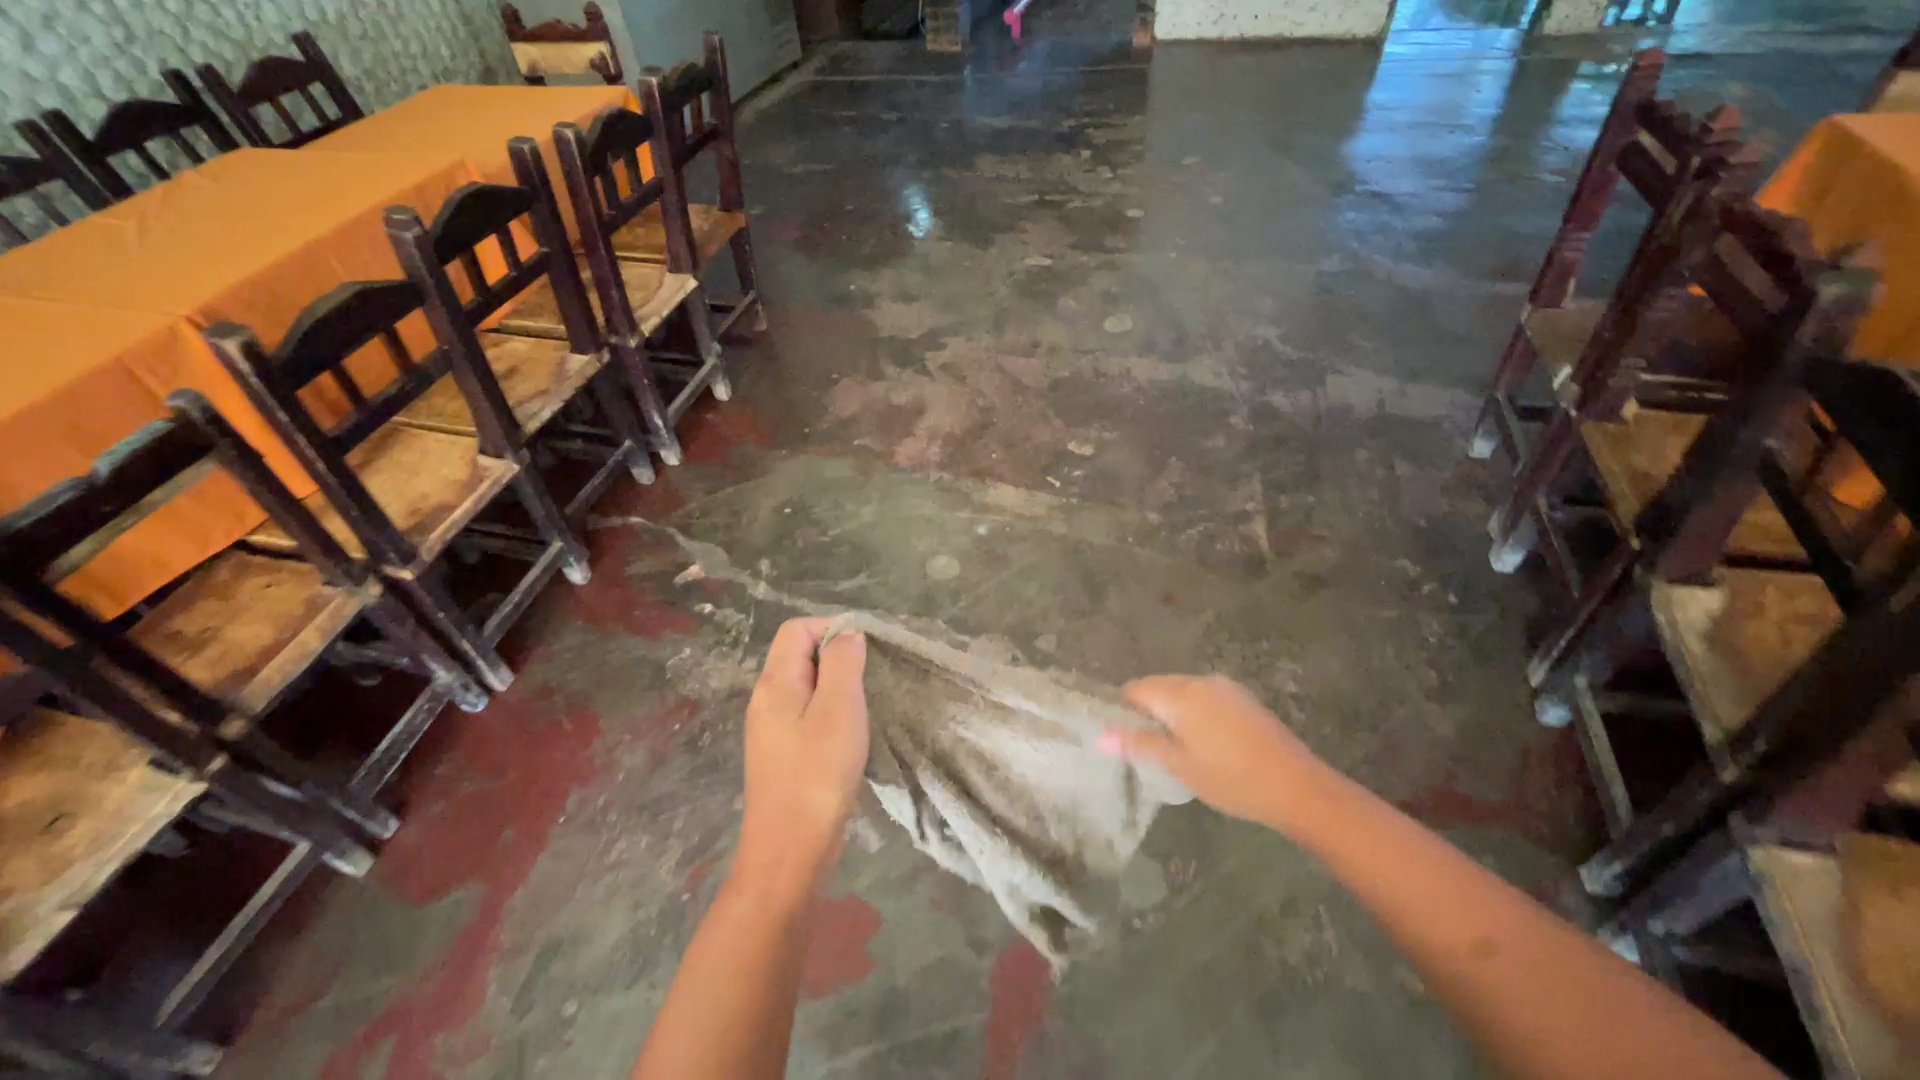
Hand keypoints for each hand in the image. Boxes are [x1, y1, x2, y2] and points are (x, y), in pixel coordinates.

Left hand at [734, 618, 869, 897]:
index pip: (796, 629)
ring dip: (835, 689)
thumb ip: (843, 664)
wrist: (790, 849)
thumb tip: (847, 634)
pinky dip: (828, 714)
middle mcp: (764, 699)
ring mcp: (769, 729)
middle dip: (835, 658)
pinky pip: (804, 715)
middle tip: (868, 681)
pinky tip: (847, 738)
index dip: (831, 628)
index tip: (866, 651)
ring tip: (862, 709)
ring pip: (803, 688)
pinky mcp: (779, 754)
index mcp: (774, 682)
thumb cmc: (818, 774)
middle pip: (797, 655)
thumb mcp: (839, 709)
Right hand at [1102, 674, 1330, 828]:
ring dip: (1171, 714)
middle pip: (1158, 687)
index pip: (1135, 689)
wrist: (1297, 786)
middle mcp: (1201, 681)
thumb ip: (1139, 744)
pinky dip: (1193, 714)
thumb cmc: (1231, 779)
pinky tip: (1202, 744)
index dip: (1121, 711)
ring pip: (1182, 693)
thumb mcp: (1179, 766)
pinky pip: (1204, 698)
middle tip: (1143, 749)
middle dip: (1146, 712)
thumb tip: (1099, 735)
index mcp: (1180, 694)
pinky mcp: (1243, 699)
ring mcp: (1226, 688)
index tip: (1119, 738)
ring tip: (1172, 749)